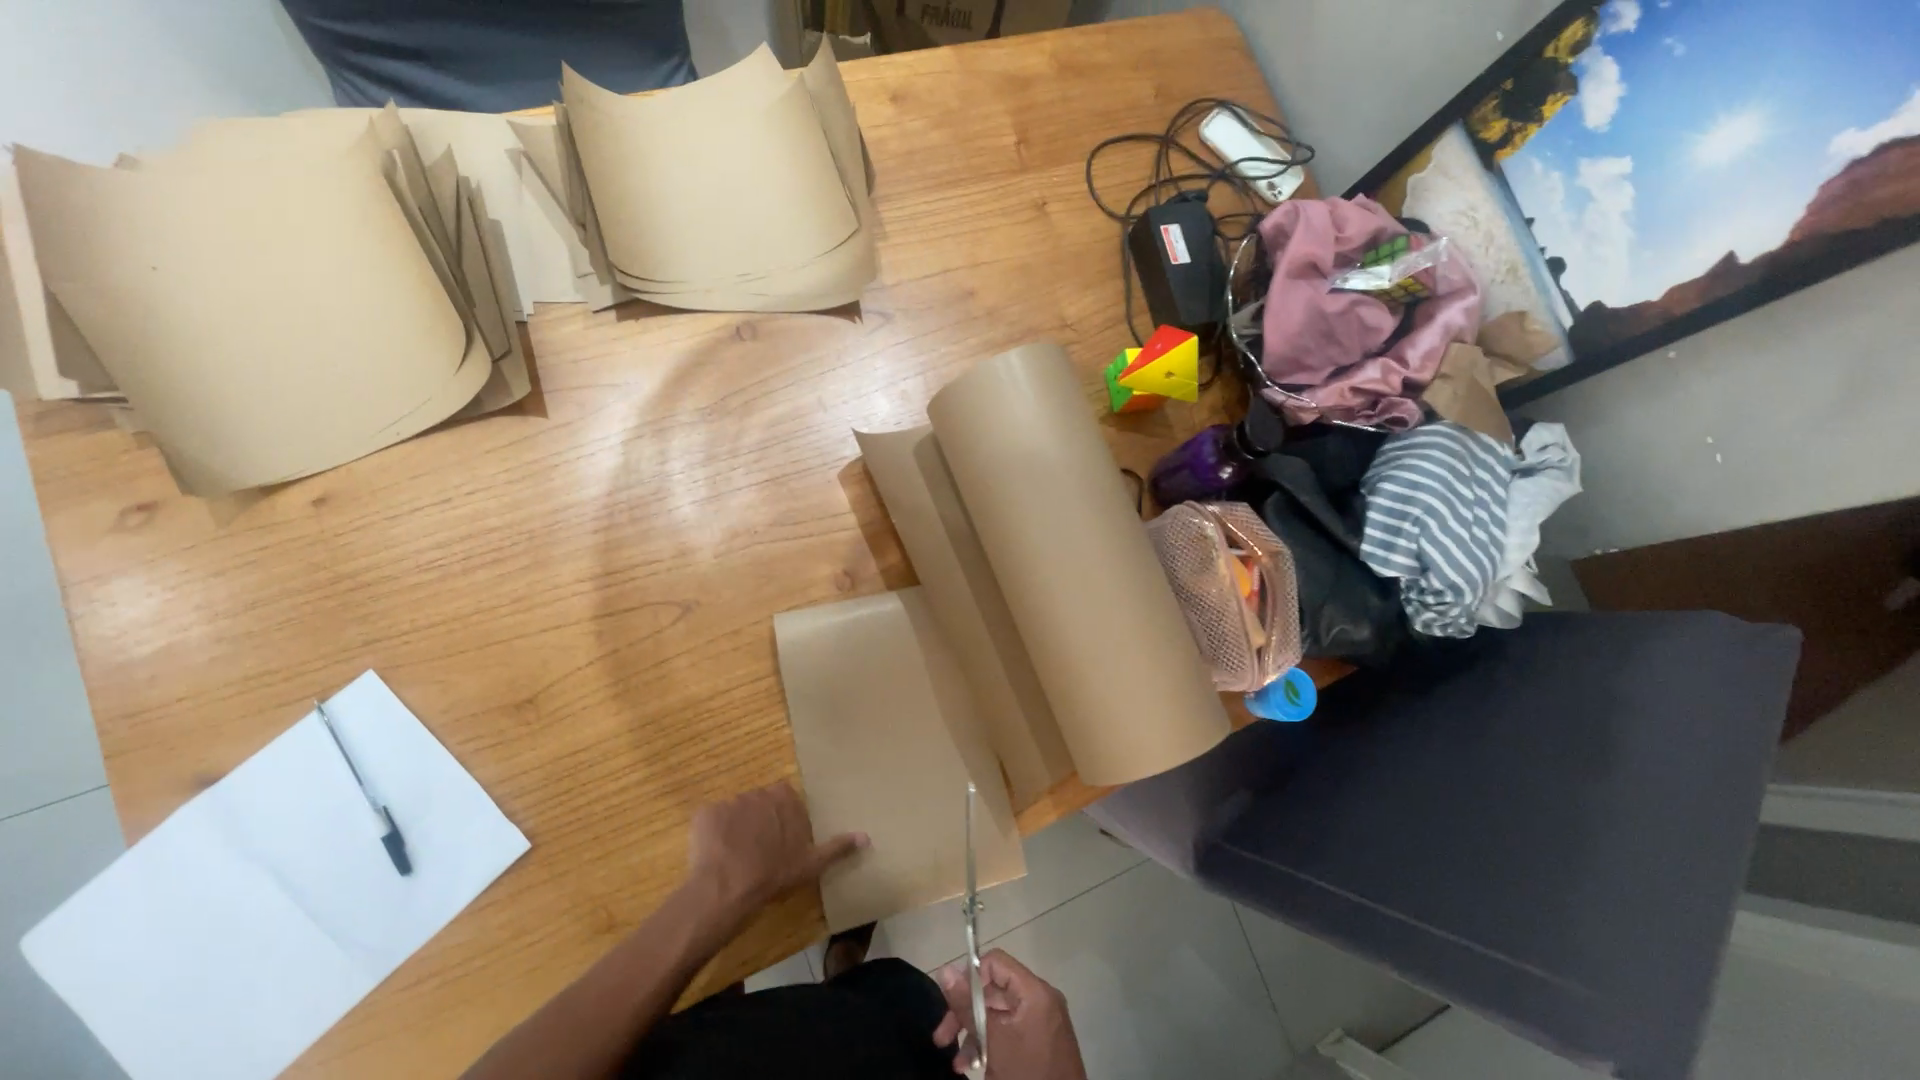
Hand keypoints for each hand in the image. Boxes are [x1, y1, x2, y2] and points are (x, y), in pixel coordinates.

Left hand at [687, 782, 866, 919]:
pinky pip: (711, 821)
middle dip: (760, 820)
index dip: (783, 816)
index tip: (782, 838)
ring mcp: (727, 802)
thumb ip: (838, 846)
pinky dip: (713, 835)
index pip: (784, 796)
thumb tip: (867, 836)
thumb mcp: (812, 863)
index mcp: (783, 797)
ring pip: (735, 812)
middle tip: (760, 849)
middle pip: (759, 803)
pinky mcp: (703, 814)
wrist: (728, 887)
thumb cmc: (775, 873)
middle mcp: (756, 791)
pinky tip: (717, 856)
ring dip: (736, 828)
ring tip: (737, 855)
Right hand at [933, 949, 1086, 1079]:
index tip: (949, 1001)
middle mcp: (1040, 999)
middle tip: (942, 1037)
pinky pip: (1010, 1031)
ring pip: (998, 1015)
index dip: (969, 977)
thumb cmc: (1027, 1072)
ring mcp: (1042, 1021)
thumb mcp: (992, 1040)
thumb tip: (944, 969)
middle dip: (965, 1013)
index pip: (996, 963)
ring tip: (958, 1063)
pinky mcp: (1040, 1041)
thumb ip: (967, 1004)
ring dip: (974, 1034)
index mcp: (1034, 991)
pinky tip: (973, 1066)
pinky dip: (991, 1044)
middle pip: (994, 991)